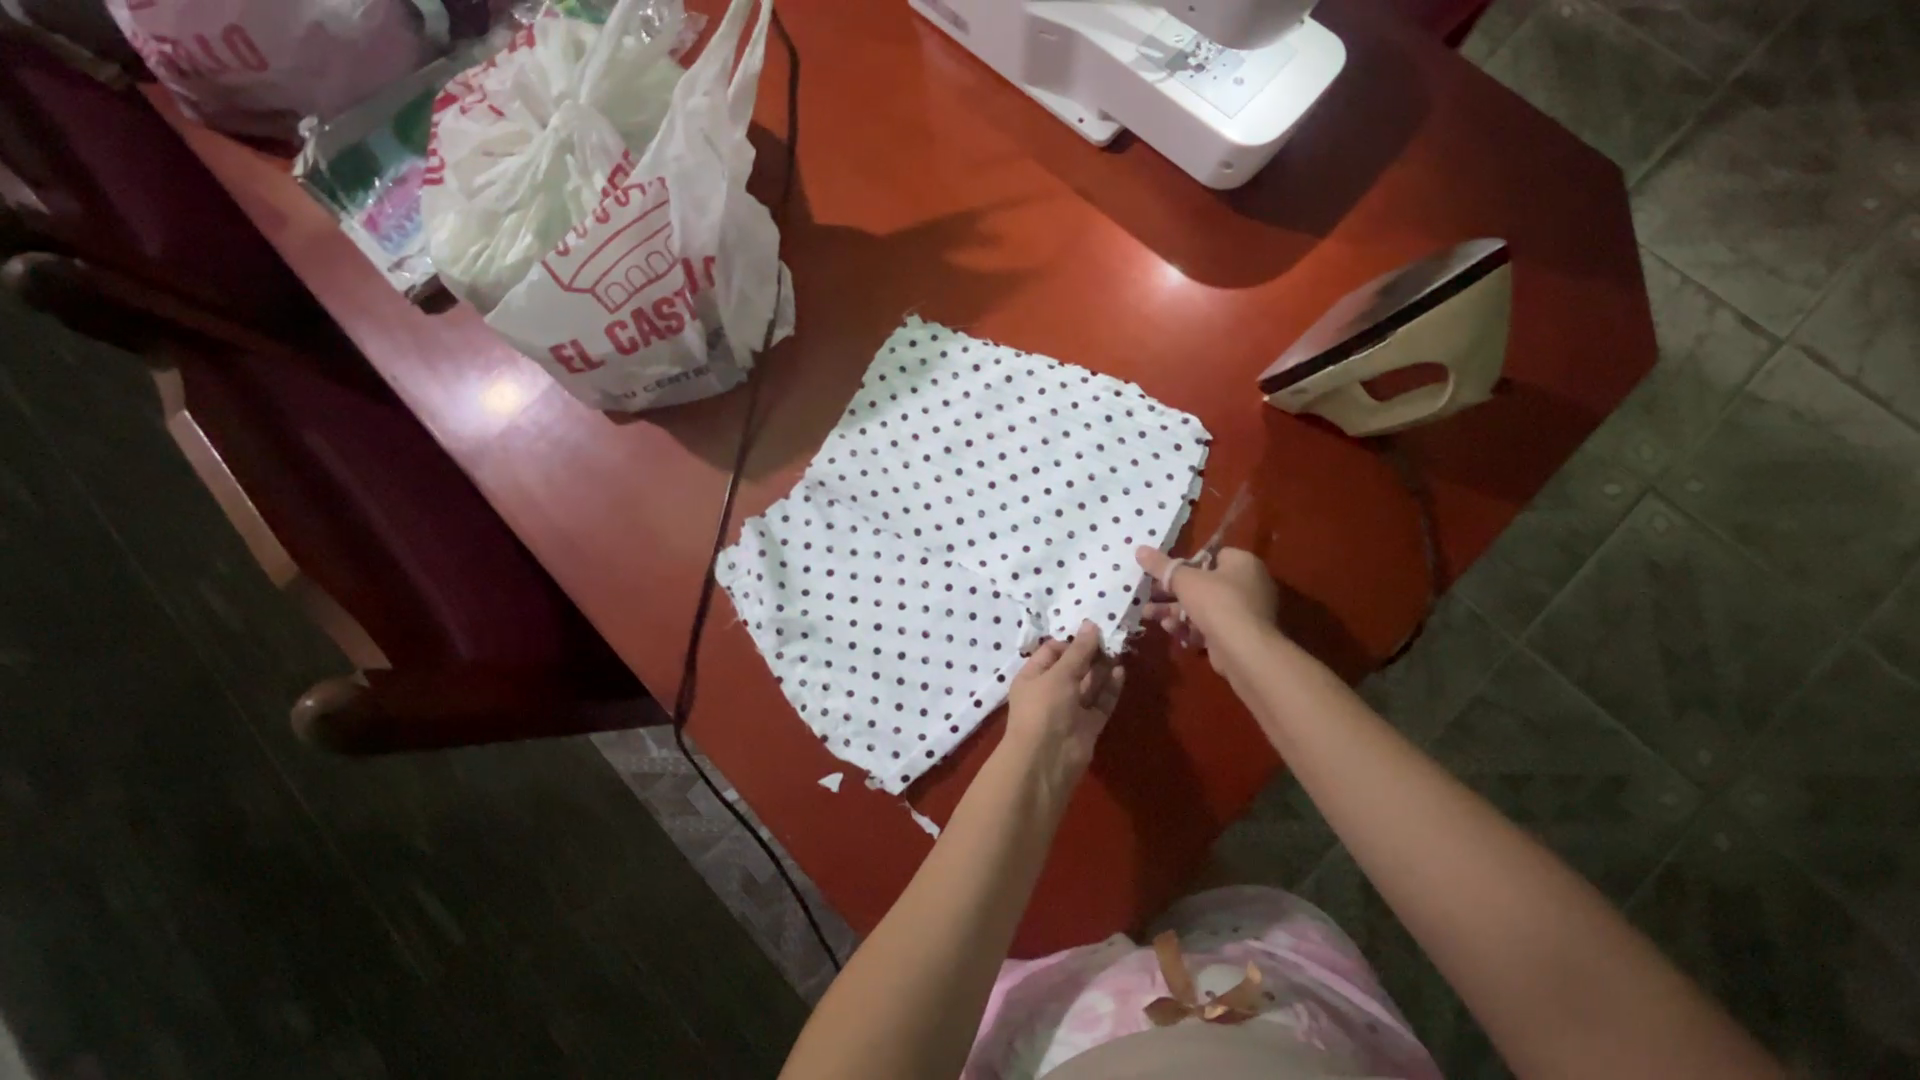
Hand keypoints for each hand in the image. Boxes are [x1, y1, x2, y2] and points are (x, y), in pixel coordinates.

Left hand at [1005, 620, 1124, 781]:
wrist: (1048, 759)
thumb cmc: (1044, 709)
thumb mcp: (1059, 674)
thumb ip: (1078, 651)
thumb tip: (1091, 624)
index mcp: (1033, 677)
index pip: (1052, 652)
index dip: (1071, 641)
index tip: (1092, 631)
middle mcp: (1051, 691)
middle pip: (1073, 667)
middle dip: (1090, 653)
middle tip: (1112, 636)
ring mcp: (1070, 709)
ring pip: (1089, 684)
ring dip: (1102, 668)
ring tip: (1119, 649)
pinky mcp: (1088, 725)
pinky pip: (1100, 702)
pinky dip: (1110, 687)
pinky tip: (1121, 671)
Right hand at [1133, 547, 1280, 661]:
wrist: (1243, 650)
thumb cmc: (1217, 602)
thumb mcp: (1184, 579)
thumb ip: (1161, 565)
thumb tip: (1139, 549)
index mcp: (1242, 563)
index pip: (1214, 555)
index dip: (1188, 563)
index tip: (1166, 572)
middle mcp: (1248, 585)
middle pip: (1203, 584)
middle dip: (1172, 593)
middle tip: (1149, 595)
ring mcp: (1244, 613)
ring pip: (1202, 608)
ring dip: (1174, 611)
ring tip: (1149, 615)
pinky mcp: (1237, 636)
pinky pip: (1209, 627)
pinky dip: (1189, 628)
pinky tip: (1170, 630)